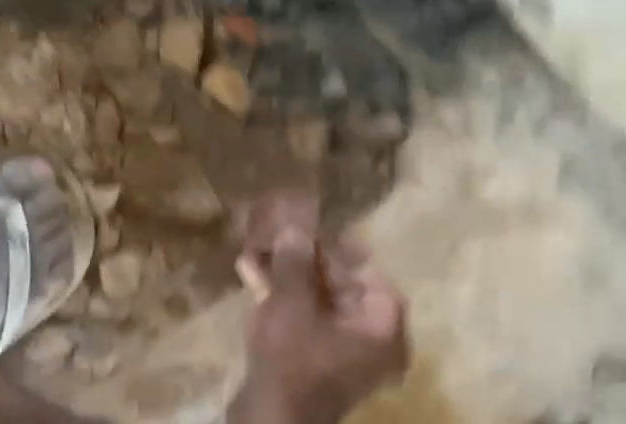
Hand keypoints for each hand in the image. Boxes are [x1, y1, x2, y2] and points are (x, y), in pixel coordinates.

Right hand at [231, 192, 409, 423]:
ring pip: (318, 300)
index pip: (374, 281)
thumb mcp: (292, 302)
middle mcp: (371, 342)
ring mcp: (341, 351)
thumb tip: (295, 227)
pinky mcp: (313, 355)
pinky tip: (249, 268)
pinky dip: (281, 293)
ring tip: (257, 243)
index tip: (315, 225)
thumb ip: (295, 262)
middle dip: (308, 257)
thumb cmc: (294, 353)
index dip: (345, 251)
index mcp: (383, 332)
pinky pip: (304, 315)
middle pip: (344, 289)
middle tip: (280, 229)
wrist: (274, 406)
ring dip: (288, 271)